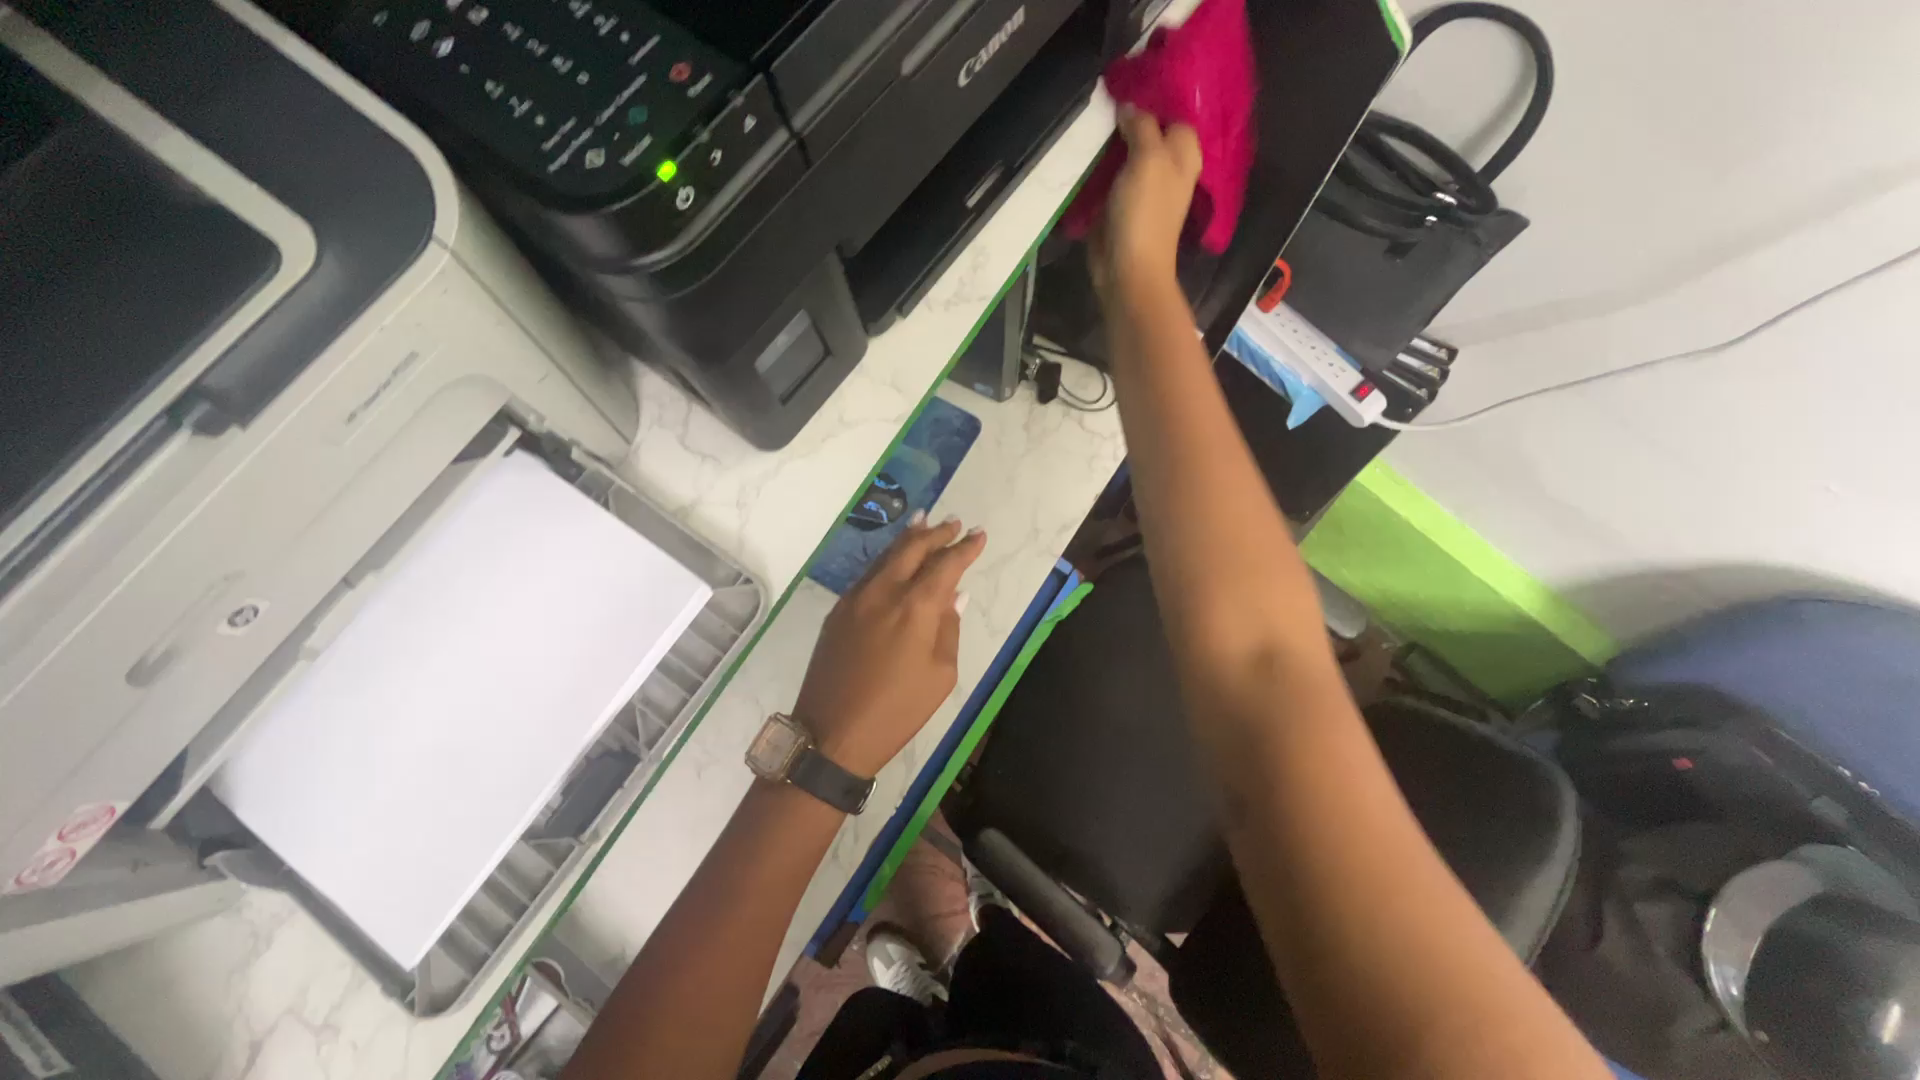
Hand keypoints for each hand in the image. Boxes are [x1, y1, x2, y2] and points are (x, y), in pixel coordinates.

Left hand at [793, 514, 986, 778]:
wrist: (833, 732)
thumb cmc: (898, 711)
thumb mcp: (940, 674)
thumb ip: (948, 628)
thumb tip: (954, 595)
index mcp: (915, 607)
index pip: (946, 564)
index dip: (964, 548)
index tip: (978, 535)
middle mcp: (884, 591)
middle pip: (912, 548)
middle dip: (935, 533)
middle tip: (953, 522)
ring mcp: (856, 598)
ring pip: (886, 556)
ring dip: (908, 539)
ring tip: (924, 523)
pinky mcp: (838, 611)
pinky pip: (868, 574)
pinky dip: (886, 559)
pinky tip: (894, 560)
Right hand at [1090, 106, 1202, 305]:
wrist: (1127, 268)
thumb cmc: (1145, 212)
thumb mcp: (1148, 158)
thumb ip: (1142, 126)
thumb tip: (1129, 106)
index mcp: (1184, 153)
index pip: (1174, 111)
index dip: (1156, 95)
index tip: (1130, 77)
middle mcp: (1168, 167)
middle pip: (1150, 130)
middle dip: (1130, 115)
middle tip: (1106, 94)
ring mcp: (1144, 186)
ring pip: (1128, 151)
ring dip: (1112, 139)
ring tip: (1092, 116)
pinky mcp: (1121, 203)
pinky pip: (1111, 174)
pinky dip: (1101, 164)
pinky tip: (1087, 149)